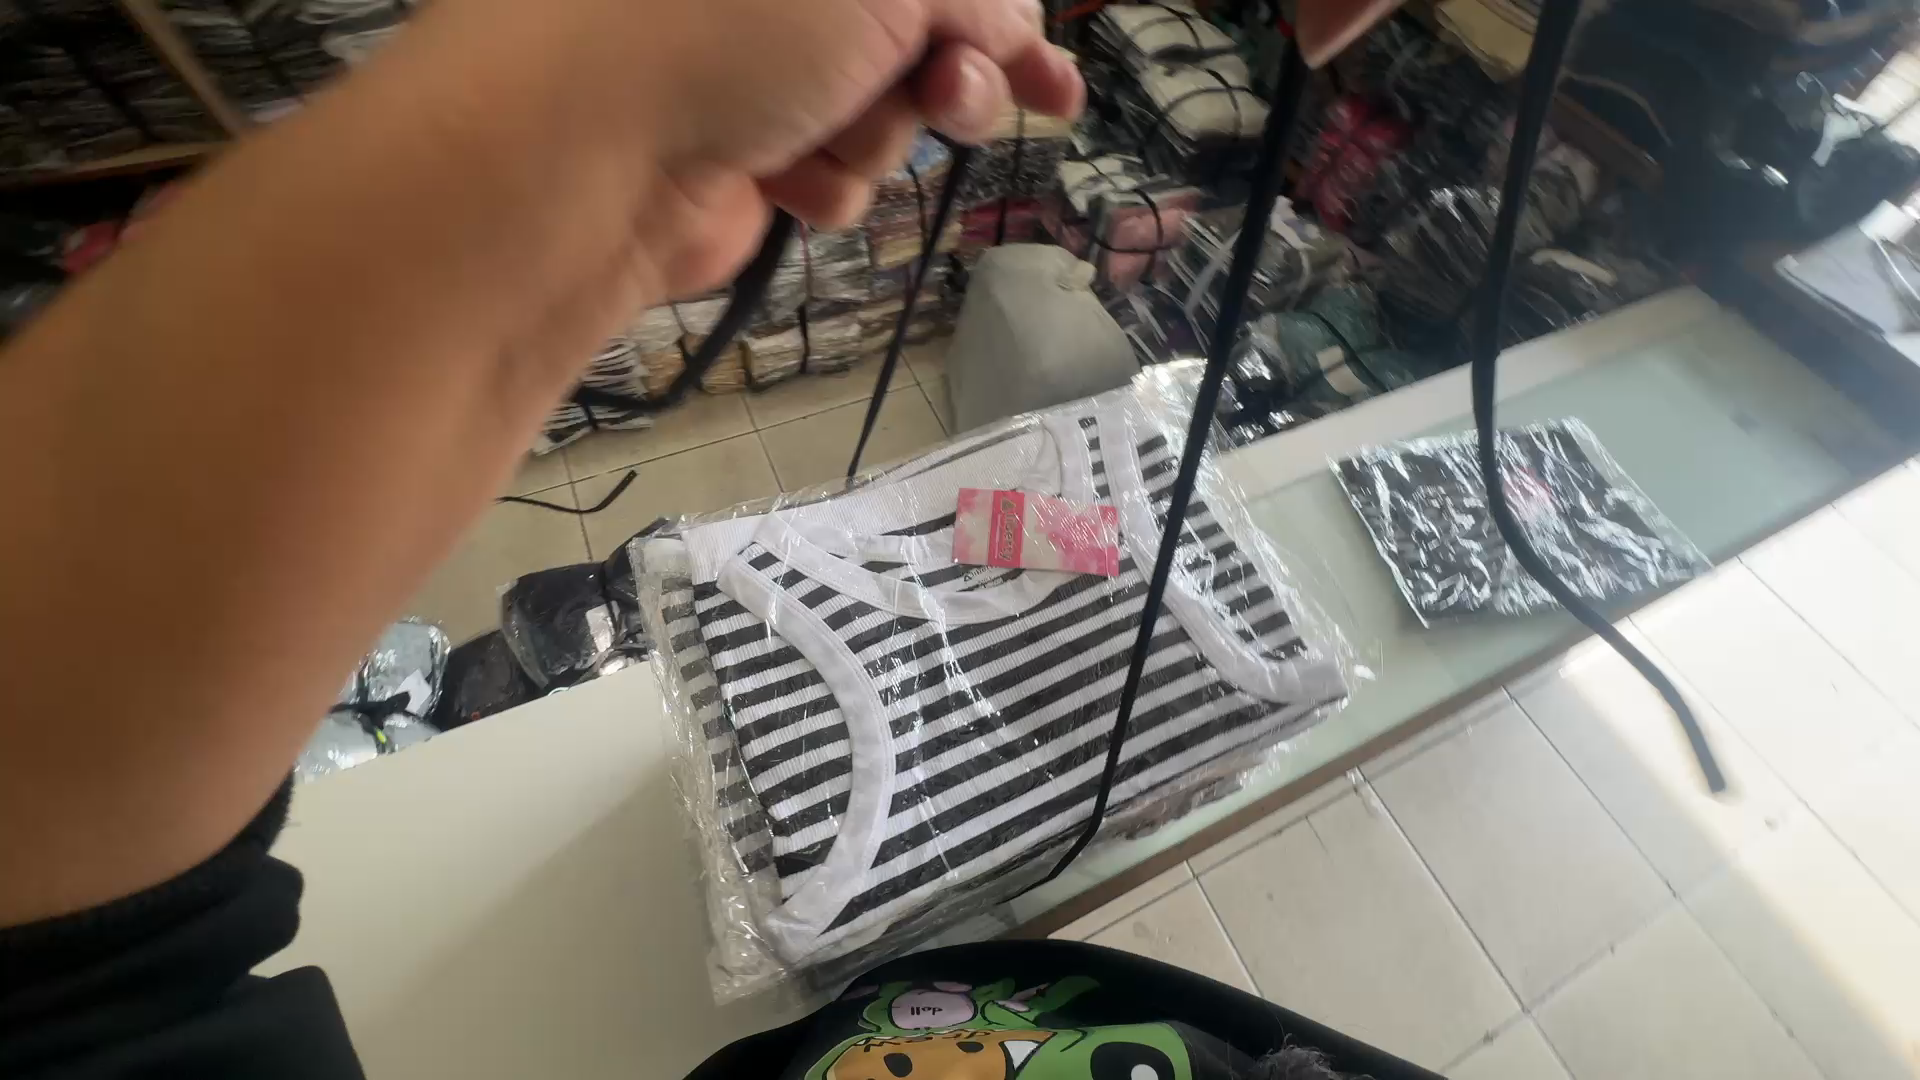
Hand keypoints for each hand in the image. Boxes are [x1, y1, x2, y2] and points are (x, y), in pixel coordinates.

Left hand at [413, 0, 1083, 301]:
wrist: (611, 146)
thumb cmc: (743, 22)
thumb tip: (1012, 28)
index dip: (1012, 32)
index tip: (1054, 89)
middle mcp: (803, 3)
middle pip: (928, 55)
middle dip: (949, 88)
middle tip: (946, 95)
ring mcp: (780, 79)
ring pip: (887, 130)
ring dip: (870, 141)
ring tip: (814, 135)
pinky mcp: (763, 159)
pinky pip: (840, 184)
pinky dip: (821, 186)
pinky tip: (773, 177)